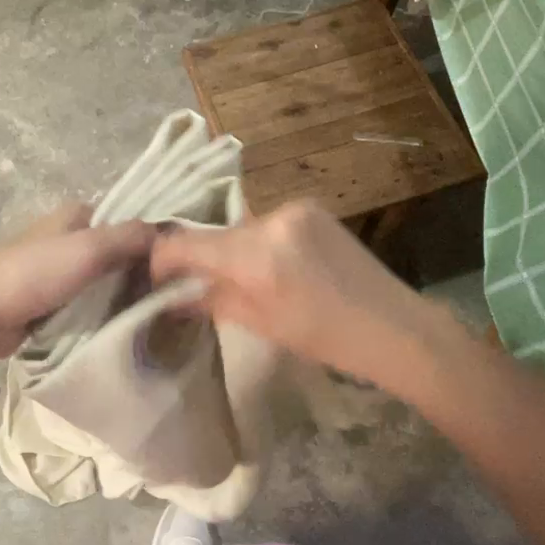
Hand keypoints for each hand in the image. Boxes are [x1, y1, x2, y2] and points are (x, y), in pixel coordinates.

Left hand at [0, 203, 154, 378]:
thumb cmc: (33, 276)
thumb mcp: (89, 250)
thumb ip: (131, 238)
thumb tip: (171, 235)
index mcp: (76, 212)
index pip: (130, 221)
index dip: (153, 242)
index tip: (177, 270)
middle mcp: (67, 234)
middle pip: (119, 251)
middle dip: (140, 272)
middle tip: (168, 300)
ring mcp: (56, 268)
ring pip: (104, 279)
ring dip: (122, 296)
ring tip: (152, 317)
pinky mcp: (48, 299)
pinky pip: (87, 302)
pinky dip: (102, 313)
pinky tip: (121, 328)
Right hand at [150, 199, 458, 396]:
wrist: (392, 324)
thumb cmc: (325, 338)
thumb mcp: (261, 325)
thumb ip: (212, 300)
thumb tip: (173, 295)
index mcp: (257, 256)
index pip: (188, 243)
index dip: (162, 258)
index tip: (153, 275)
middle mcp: (272, 220)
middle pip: (216, 234)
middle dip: (202, 257)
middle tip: (195, 283)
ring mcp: (294, 208)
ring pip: (242, 227)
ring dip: (234, 249)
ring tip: (246, 279)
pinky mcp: (310, 206)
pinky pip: (268, 222)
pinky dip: (261, 241)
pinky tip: (278, 265)